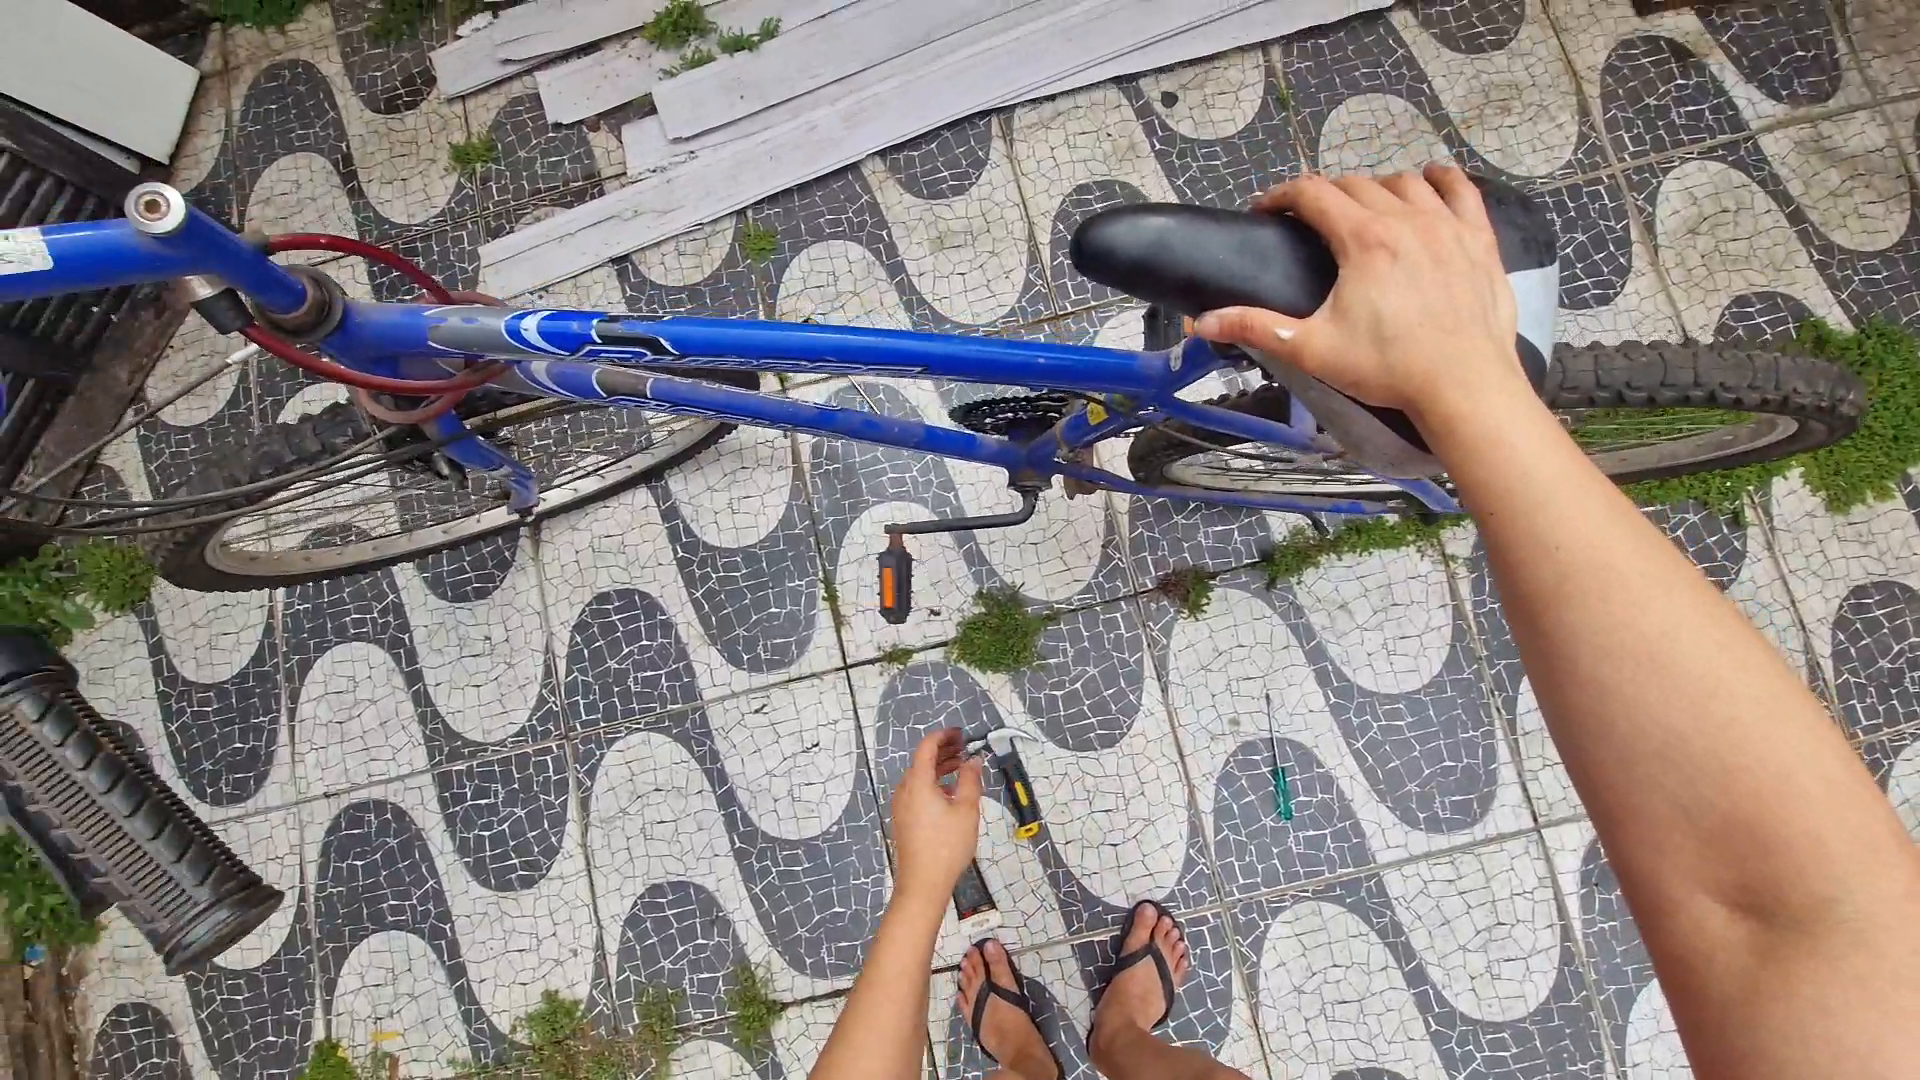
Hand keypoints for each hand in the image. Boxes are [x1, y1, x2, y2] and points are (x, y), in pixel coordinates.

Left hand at [889, 729, 984, 909]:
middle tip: (966, 749)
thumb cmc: (947, 845)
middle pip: (922, 761)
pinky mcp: (904, 819)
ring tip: (962, 768)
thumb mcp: (966, 810)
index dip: (944, 736)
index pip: (927, 747)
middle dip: (944, 751)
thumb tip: (974, 760)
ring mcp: (902, 806)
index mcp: (917, 782)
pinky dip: (933, 784)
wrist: (922, 884)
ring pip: (920, 777)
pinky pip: (918, 791)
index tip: (962, 734)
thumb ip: (970, 780)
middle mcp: (905, 790)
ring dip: (940, 768)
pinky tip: (950, 794)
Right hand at [1194, 165, 1527, 433]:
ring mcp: (1449, 225)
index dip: (1282, 195)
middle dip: (1325, 195)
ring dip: (1376, 188)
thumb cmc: (1383, 367)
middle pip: (1357, 184)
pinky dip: (1440, 181)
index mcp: (1362, 240)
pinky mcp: (1479, 239)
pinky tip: (1429, 182)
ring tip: (1361, 208)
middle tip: (1307, 221)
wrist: (1462, 384)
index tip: (1265, 210)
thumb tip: (1202, 323)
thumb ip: (1255, 328)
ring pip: (1407, 182)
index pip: (1314, 194)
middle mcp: (1406, 219)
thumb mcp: (1310, 349)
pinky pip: (1462, 191)